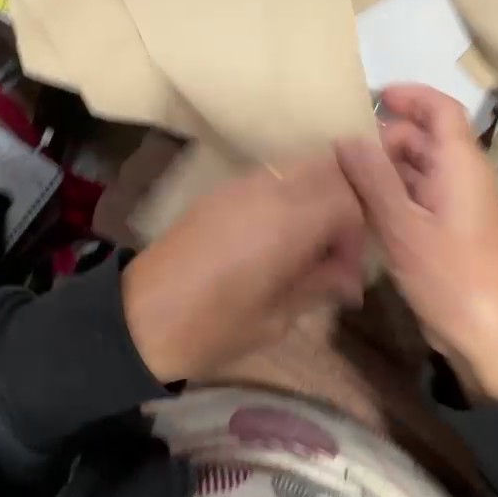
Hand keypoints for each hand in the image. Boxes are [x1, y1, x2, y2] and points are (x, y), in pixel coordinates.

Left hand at [122, 155, 366, 383]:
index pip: (349, 200)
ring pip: (299, 167)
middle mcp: (268, 191)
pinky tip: (280, 235)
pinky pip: (270, 177)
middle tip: (337, 249)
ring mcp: (240, 186)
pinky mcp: (220, 192)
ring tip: (311, 241)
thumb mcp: (276, 318)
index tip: (347, 272)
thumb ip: (319, 285)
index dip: (358, 233)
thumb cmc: (213, 328)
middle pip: (329, 171)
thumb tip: (350, 277)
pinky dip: (289, 195)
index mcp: (288, 223)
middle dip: (345, 204)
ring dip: (317, 195)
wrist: (139, 319)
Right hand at [336, 84, 497, 400]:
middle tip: (341, 153)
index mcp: (460, 164)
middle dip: (386, 139)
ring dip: (387, 170)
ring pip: (422, 171)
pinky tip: (363, 211)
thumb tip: (348, 138)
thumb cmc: (451, 275)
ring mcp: (460, 206)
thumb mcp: (403, 227)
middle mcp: (464, 177)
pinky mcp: (454, 232)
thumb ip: (373, 179)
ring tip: (343, 180)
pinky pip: (422, 198)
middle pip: (426, 140)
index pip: (441, 109)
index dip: (410, 96)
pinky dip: (395, 196)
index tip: (373, 97)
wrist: (492, 336)